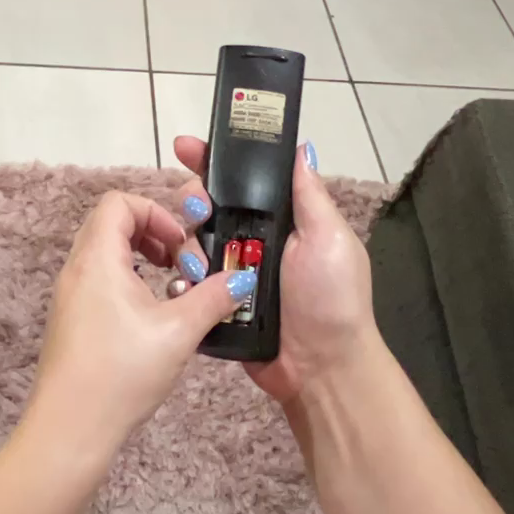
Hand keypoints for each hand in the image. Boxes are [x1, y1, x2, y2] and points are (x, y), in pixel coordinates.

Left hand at [27, 192, 251, 451]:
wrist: (69, 428)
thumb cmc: (121, 373)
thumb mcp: (178, 333)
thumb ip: (213, 299)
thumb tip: (242, 281)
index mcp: (96, 259)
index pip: (118, 203)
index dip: (156, 213)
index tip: (181, 246)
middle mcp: (76, 270)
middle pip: (111, 225)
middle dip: (153, 237)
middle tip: (181, 267)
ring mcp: (68, 296)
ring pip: (104, 255)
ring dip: (141, 261)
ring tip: (170, 291)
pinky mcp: (69, 320)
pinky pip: (97, 281)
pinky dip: (126, 283)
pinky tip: (150, 318)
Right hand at [173, 137, 381, 404]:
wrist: (320, 366)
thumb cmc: (332, 298)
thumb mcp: (329, 238)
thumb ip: (309, 195)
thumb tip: (301, 147)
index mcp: (278, 221)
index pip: (240, 182)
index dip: (212, 161)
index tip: (186, 147)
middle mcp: (249, 242)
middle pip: (206, 209)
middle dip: (193, 201)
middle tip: (197, 210)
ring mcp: (228, 274)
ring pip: (189, 244)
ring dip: (187, 244)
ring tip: (197, 260)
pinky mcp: (213, 304)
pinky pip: (186, 283)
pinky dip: (181, 279)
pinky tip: (185, 280)